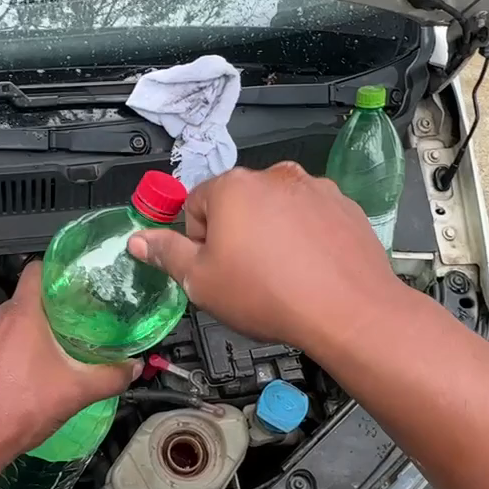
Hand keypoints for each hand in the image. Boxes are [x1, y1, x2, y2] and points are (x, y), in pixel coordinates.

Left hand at [0, 262, 138, 461]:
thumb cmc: (20, 409)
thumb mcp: (76, 393)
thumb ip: (110, 377)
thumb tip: (133, 368)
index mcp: (21, 314)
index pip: (37, 269)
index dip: (59, 271)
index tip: (79, 285)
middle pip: (27, 298)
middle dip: (52, 309)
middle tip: (77, 323)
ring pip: (10, 322)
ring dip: (31, 332)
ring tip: (55, 350)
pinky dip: (12, 351)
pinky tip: (27, 374)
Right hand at [126, 162, 403, 352]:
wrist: (348, 311)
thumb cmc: (270, 295)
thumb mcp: (201, 282)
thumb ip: (167, 254)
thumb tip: (139, 239)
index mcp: (232, 188)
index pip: (195, 206)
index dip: (198, 243)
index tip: (213, 269)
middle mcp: (273, 177)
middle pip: (236, 204)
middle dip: (234, 236)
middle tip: (243, 278)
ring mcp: (313, 188)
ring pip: (275, 211)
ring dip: (270, 236)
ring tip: (279, 278)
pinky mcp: (344, 206)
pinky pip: (310, 219)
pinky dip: (304, 239)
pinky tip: (307, 272)